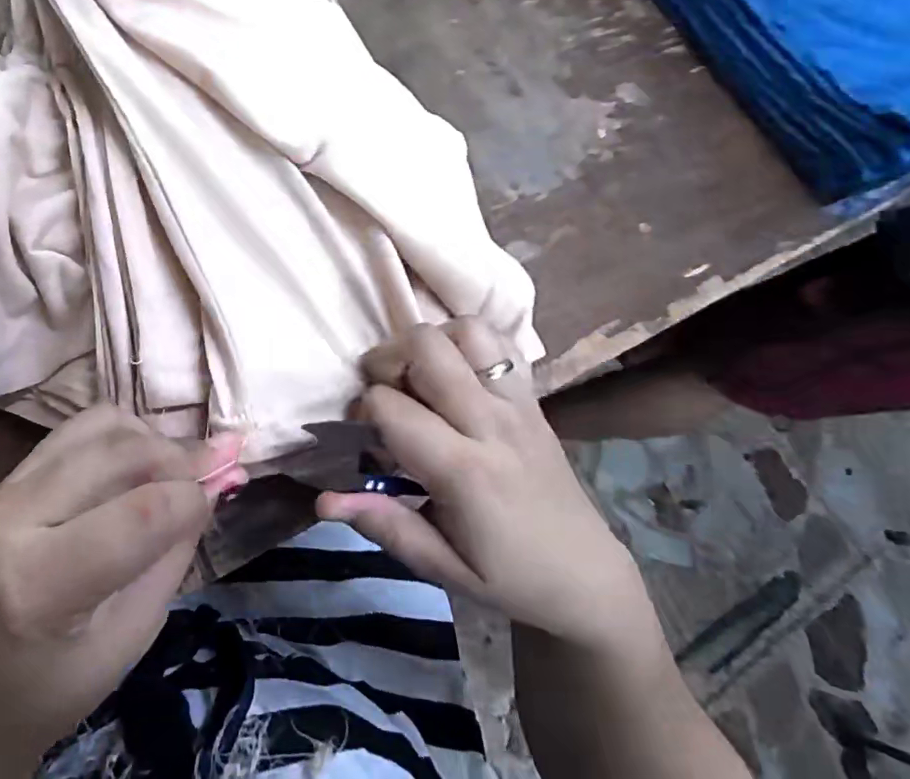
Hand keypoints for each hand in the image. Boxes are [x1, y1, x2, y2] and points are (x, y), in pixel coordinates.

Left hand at [0, 406, 246, 777]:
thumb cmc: (60, 683)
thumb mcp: (134, 632)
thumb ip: (177, 548)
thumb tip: (222, 476)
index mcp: (37, 588)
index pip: (135, 516)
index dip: (192, 494)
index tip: (224, 487)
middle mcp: (10, 523)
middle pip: (117, 454)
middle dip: (179, 455)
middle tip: (216, 465)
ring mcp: (2, 493)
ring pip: (98, 427)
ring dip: (151, 437)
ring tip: (176, 468)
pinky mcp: (7, 478)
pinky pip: (78, 430)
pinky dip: (123, 434)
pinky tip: (140, 462)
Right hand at [316, 319, 656, 652]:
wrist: (587, 577)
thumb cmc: (508, 578)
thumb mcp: (440, 568)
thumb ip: (384, 525)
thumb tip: (322, 500)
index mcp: (464, 471)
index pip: (392, 406)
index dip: (362, 411)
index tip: (364, 436)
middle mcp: (492, 424)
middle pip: (426, 347)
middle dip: (386, 359)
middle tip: (380, 391)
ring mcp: (519, 404)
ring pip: (466, 331)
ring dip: (430, 343)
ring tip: (417, 377)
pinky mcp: (533, 398)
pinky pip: (499, 342)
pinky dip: (466, 343)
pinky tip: (454, 373)